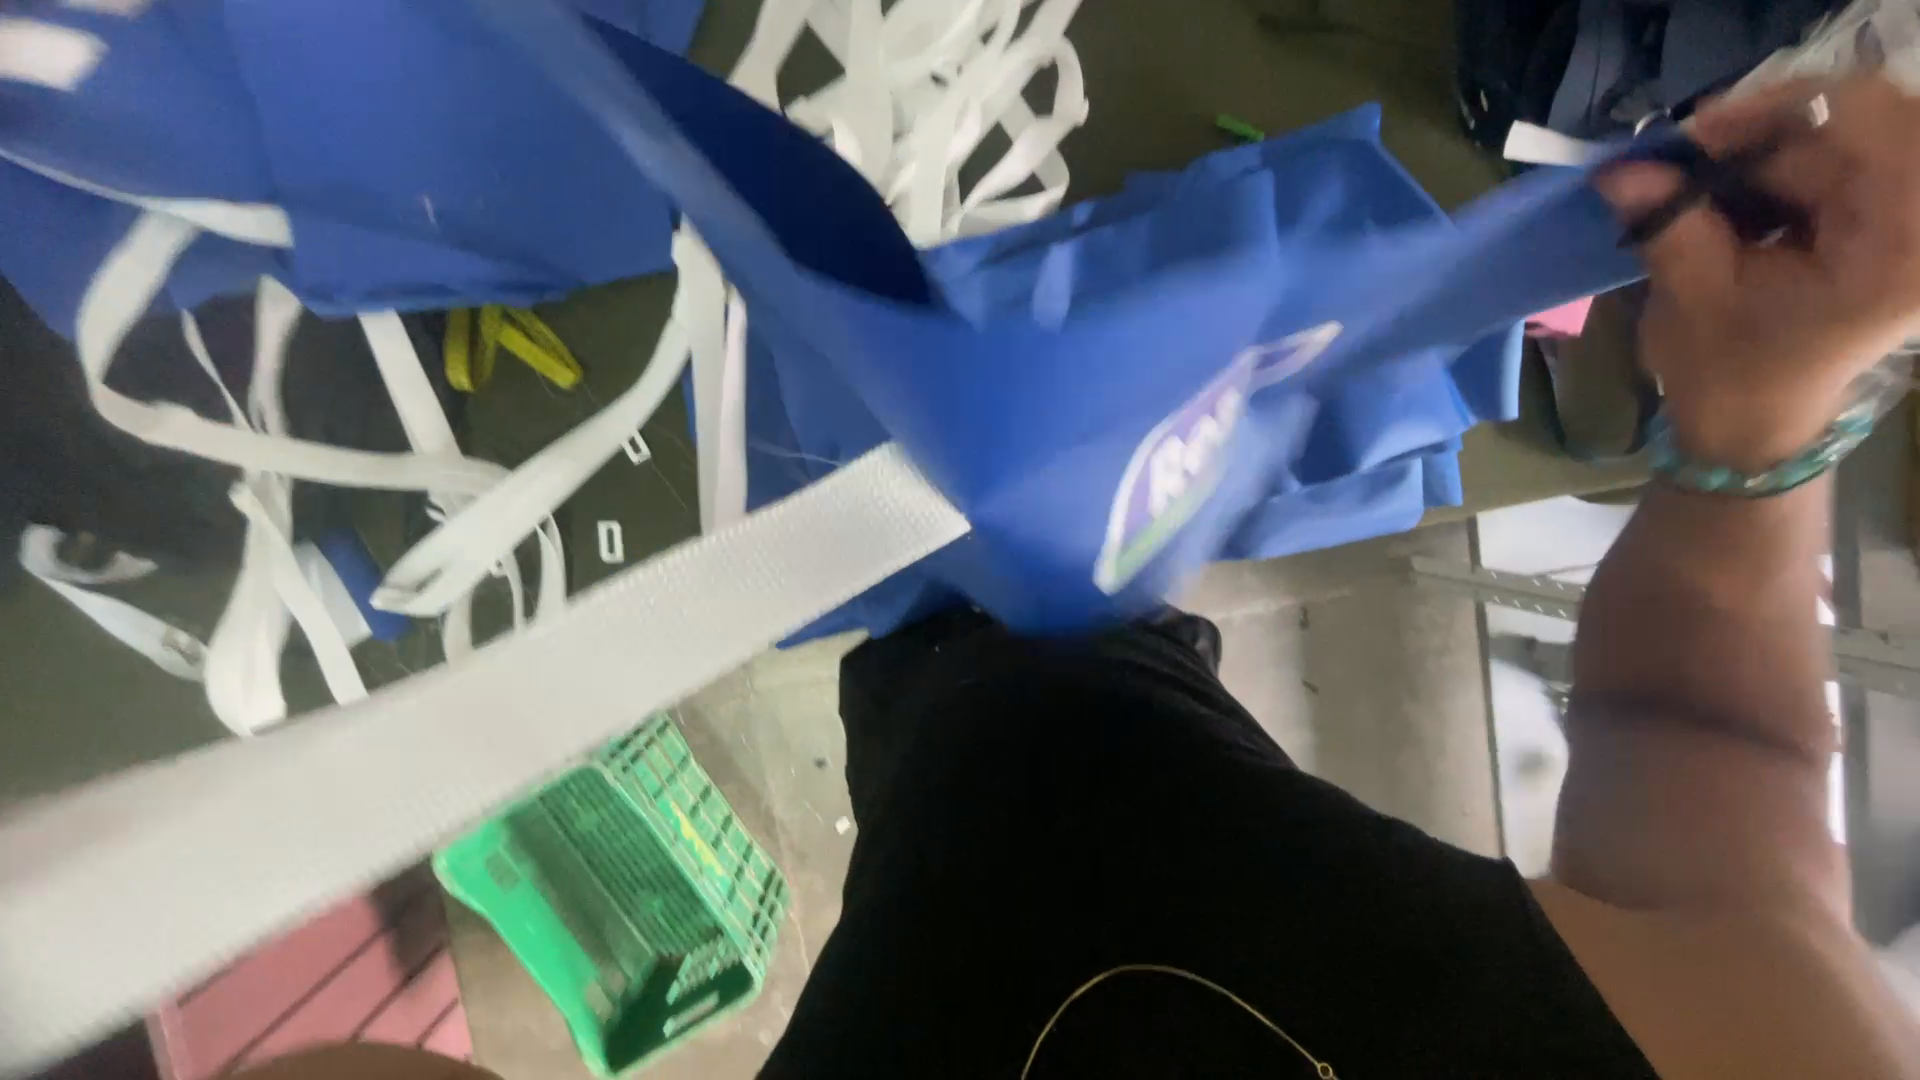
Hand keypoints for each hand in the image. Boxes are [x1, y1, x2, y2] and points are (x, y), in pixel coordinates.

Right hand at [1598, 74, 1919, 470]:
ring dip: (1752, 159)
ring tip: (1685, 190)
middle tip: (1668, 166)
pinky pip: (1833, 166)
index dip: (1773, 108)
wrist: (1754, 425)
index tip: (1686, 137)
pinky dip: (1768, 175)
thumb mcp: (1692, 300)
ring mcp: (1911, 215)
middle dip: (1752, 139)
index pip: (1866, 115)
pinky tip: (1718, 204)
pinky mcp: (1888, 219)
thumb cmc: (1726, 376)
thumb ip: (1669, 226)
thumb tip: (1619, 171)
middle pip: (1852, 125)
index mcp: (1903, 237)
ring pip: (1835, 141)